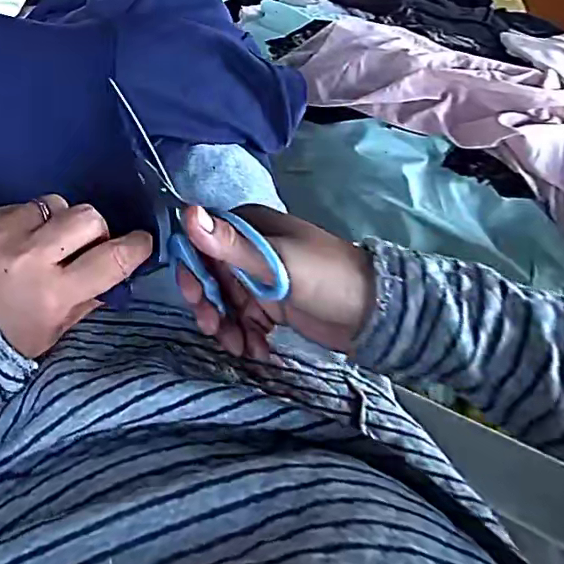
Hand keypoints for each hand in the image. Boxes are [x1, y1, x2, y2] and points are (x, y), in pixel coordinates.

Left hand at [0, 195, 153, 357]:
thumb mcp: (54, 331)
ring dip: (60, 220)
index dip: (136, 246)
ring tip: (45, 241)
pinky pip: (26, 205)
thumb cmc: (6, 335)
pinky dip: (31, 219)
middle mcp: (33, 258)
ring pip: (58, 204)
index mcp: (54, 294)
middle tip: (85, 244)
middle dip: (96, 229)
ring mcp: (6, 234)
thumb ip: (88, 298)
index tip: (141, 242)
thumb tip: (119, 270)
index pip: (112, 259)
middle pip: (89, 217)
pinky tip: (19, 239)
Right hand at [175, 205, 372, 358]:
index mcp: (249, 226)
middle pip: (210, 275)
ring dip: (225, 325)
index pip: (203, 243)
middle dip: (208, 303)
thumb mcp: (276, 262)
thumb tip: (187, 212)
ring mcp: (261, 277)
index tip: (195, 297)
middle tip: (213, 328)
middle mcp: (250, 248)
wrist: (376, 315)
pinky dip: (244, 335)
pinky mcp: (271, 303)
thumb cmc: (326, 278)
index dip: (193, 270)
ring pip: (224, 300)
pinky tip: (256, 351)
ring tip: (238, 348)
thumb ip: (230, 244)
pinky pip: (243, 319)